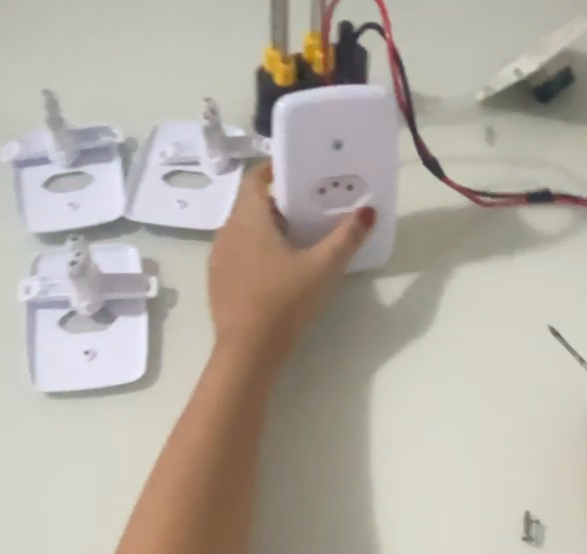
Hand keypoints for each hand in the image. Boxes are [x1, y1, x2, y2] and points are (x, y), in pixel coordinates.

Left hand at [207, 163, 374, 364]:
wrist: (248, 350)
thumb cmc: (284, 301)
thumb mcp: (323, 268)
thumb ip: (346, 238)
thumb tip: (368, 212)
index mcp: (248, 217)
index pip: (255, 176)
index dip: (275, 170)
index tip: (299, 175)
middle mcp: (227, 231)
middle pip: (251, 205)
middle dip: (278, 204)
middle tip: (308, 213)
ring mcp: (218, 259)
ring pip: (243, 232)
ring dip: (266, 232)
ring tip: (295, 244)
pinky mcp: (218, 284)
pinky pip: (237, 257)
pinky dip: (255, 255)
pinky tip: (275, 275)